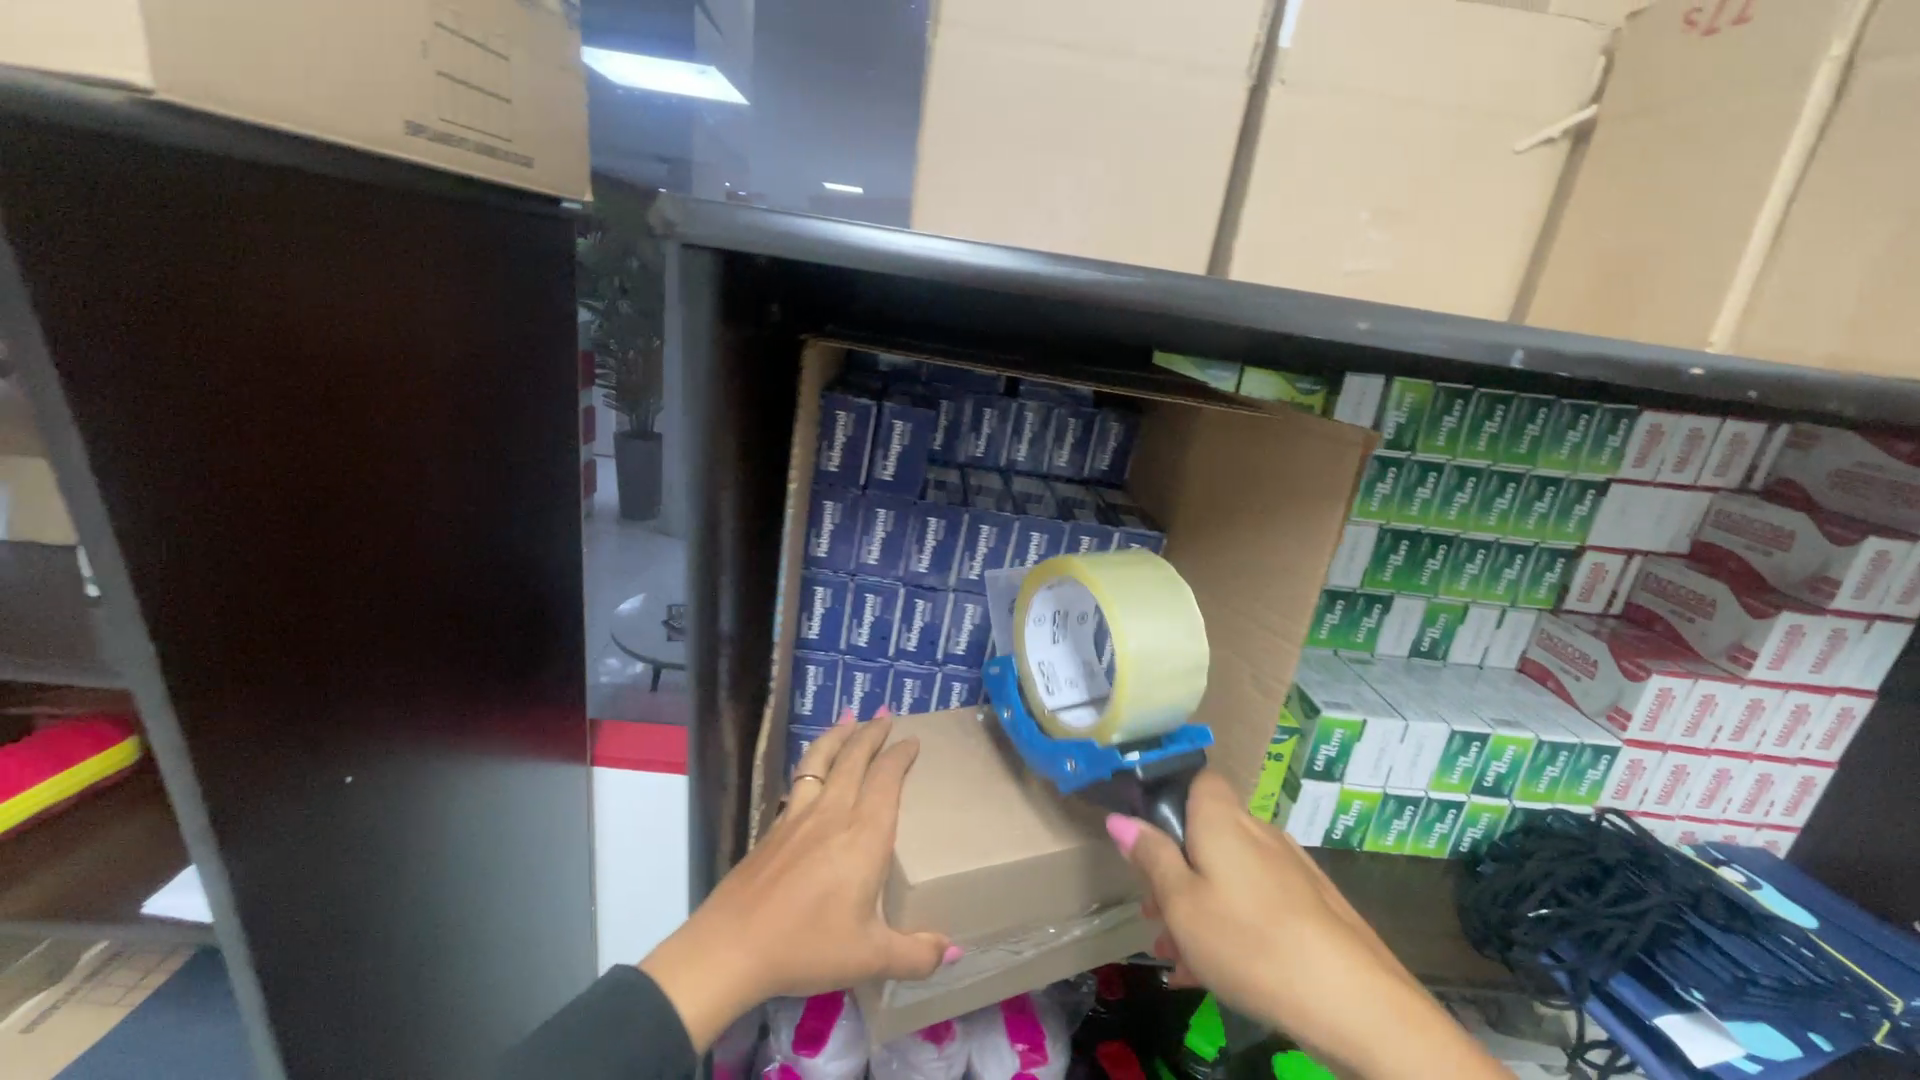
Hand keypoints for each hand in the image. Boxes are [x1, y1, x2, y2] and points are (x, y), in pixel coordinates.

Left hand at [640, 709, 955, 1051]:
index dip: (900, 756)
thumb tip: (954, 952)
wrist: (731, 947)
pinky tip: (811, 770)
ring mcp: (797, 818)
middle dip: (871, 733)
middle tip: (885, 715)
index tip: (912, 740)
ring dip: (837, 736)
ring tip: (848, 718)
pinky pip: (799, 781)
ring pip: (820, 761)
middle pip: (853, 759)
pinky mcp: (772, 830)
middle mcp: (832, 814)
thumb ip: (916, 954)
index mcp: (864, 836)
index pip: (886, 780)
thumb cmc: (807, 946)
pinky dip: (812, 763)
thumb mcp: (870, 958)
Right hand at [1109, 772, 1505, 1078]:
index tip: (1148, 842)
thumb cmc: (1249, 942)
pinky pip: (1258, 901)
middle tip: (1155, 918)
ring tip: (1180, 959)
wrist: (1355, 1002)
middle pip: (1209, 834)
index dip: (1170, 801)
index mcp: (1223, 820)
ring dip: (1201, 906)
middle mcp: (1260, 833)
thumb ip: (1150, 857)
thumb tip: (1120, 818)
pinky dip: (1234, 925)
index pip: (1199, 780)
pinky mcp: (1314, 905)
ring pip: (1231, 874)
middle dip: (1177, 871)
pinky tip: (1216, 975)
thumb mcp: (1181, 904)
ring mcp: (1292, 869)